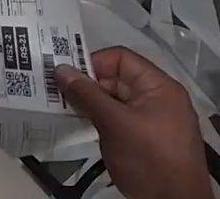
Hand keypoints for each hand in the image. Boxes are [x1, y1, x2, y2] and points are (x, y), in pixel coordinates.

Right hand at [55, 48, 210, 198]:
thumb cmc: (149, 161)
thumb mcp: (115, 124)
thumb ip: (87, 94)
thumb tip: (59, 68)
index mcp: (160, 87)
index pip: (120, 59)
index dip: (92, 63)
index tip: (68, 77)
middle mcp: (160, 99)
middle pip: (117, 78)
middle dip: (89, 85)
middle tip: (60, 94)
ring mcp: (156, 121)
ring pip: (116, 100)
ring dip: (93, 104)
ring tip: (69, 110)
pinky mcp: (150, 140)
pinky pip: (121, 119)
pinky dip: (103, 120)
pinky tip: (85, 126)